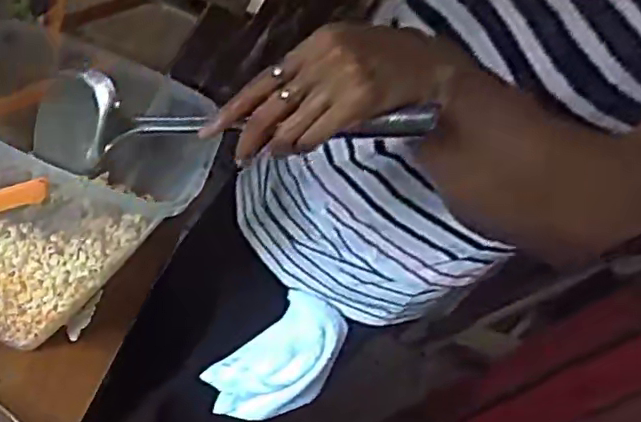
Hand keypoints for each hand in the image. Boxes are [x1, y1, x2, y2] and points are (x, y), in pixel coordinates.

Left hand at [202, 24, 465, 161]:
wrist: (433, 70)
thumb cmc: (376, 67)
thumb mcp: (334, 60)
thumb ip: (295, 83)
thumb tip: (247, 118)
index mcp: (317, 43)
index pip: (260, 84)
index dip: (230, 112)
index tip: (208, 132)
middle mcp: (327, 57)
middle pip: (265, 114)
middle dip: (248, 143)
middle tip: (243, 158)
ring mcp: (343, 78)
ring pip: (284, 132)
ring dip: (280, 149)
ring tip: (287, 148)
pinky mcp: (356, 100)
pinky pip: (308, 139)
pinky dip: (302, 149)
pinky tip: (309, 145)